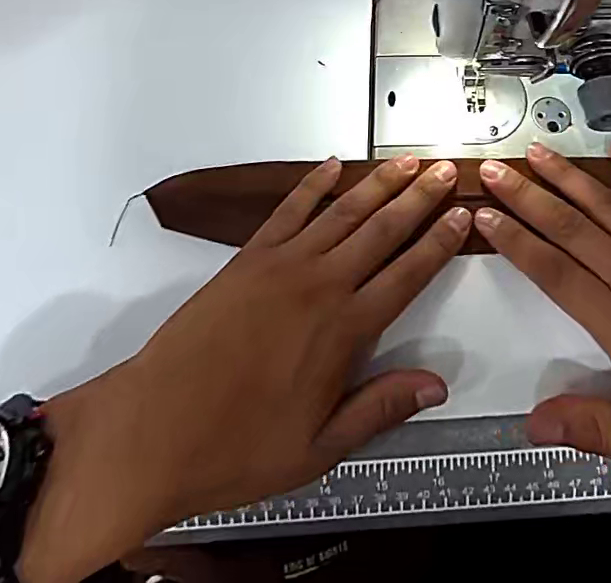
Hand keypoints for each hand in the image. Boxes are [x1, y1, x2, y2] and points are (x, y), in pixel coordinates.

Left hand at [18, 155, 468, 582]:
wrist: (149, 432)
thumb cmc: (236, 447)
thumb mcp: (318, 448)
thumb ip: (380, 408)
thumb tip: (436, 386)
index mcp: (344, 330)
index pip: (407, 274)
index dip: (439, 242)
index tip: (461, 214)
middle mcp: (320, 286)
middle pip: (382, 231)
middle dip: (418, 198)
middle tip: (443, 170)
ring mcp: (282, 265)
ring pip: (343, 212)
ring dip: (378, 184)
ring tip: (405, 162)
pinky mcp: (248, 258)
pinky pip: (288, 211)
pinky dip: (312, 185)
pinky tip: (332, 166)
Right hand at [473, 142, 610, 509]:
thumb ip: (594, 429)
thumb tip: (533, 423)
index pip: (553, 271)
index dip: (513, 240)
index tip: (483, 213)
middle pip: (572, 228)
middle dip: (528, 196)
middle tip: (495, 169)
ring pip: (610, 207)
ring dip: (571, 178)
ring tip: (540, 152)